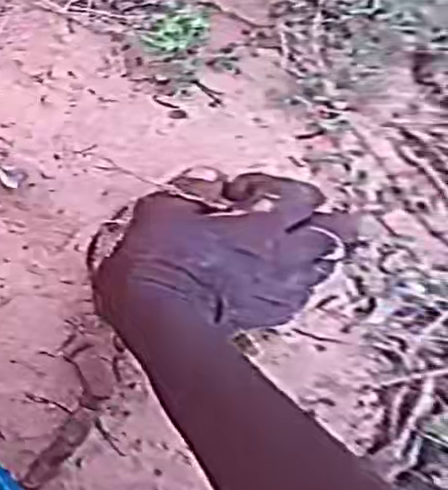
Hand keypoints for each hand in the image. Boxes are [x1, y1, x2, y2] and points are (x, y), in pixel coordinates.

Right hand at [94, 173, 354, 334]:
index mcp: (262, 221)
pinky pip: (298, 288)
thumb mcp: (156, 212)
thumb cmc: (156, 261)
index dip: (265, 186)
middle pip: (334, 226)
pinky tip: (254, 277)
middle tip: (276, 217)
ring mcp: (288, 283)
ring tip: (267, 248)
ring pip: (323, 259)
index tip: (233, 192)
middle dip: (310, 218)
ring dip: (301, 250)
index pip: (294, 192)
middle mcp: (288, 251)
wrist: (159, 310)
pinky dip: (283, 278)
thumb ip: (187, 191)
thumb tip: (206, 179)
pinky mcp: (278, 309)